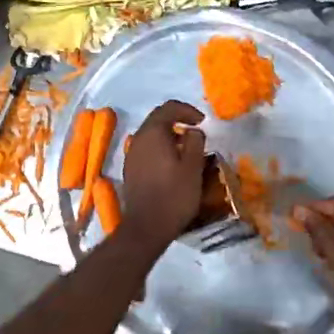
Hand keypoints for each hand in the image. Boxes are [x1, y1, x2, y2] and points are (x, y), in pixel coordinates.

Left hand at [118, 101, 206, 245]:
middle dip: (177, 119)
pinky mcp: (130, 167)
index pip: (169, 108)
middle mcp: (138, 137)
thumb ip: (195, 142)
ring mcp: (131, 153)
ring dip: (169, 134)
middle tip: (196, 129)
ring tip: (187, 146)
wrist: (147, 226)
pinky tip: (172, 161)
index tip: (202, 121)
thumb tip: (193, 130)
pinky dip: (160, 146)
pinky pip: (147, 147)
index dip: (187, 110)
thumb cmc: (174, 195)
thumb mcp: (193, 167)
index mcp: (152, 132)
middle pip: (157, 118)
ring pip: (151, 133)